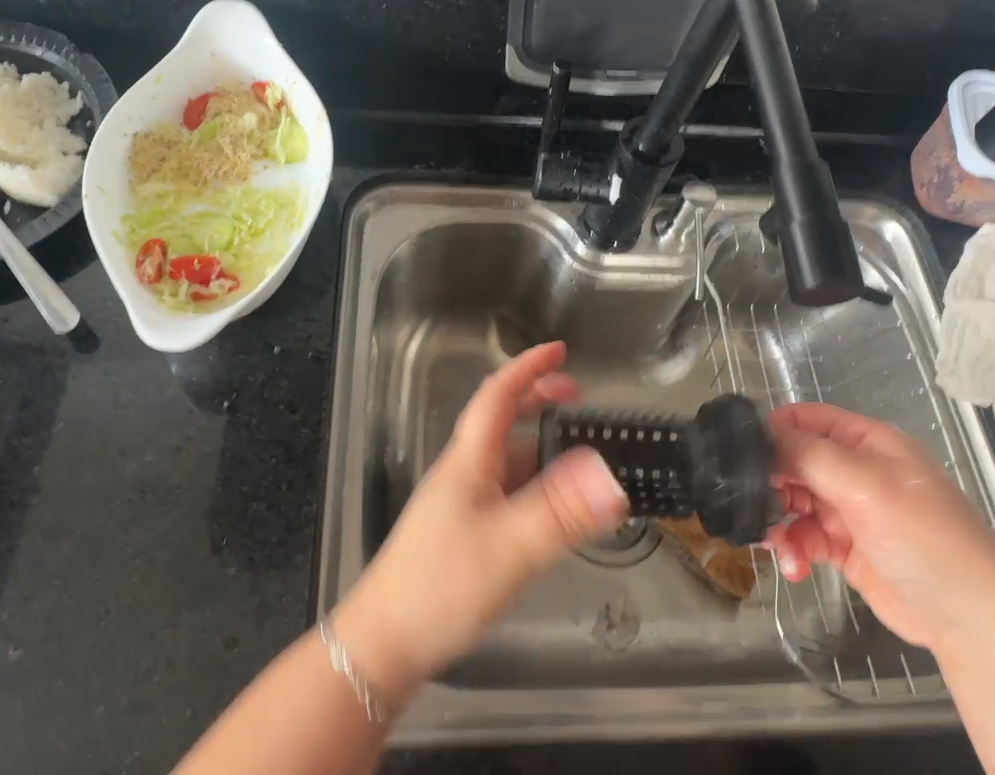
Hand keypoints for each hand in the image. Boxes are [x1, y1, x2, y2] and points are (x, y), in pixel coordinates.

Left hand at [332, 342, 628, 700]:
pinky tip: (554, 510)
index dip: (527, 368)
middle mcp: (462, 475)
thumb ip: (560, 514)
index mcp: (468, 463)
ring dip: (540, 445)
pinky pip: (506, 493)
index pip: (496, 397)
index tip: (559, 350)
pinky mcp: (463, 536)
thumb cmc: (439, 587)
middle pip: (500, 423)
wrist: (383, 644)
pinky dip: (535, 486)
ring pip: (505, 461)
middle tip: (577, 398)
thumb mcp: (508, 549)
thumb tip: (612, 475)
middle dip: (537, 401)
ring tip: (580, 452)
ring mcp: (460, 506)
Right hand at [762, 403, 994, 651]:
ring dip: (777, 524)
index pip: (804, 419)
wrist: (969, 617)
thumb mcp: (866, 486)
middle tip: (753, 507)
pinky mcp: (843, 548)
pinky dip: (793, 551)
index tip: (741, 456)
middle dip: (769, 485)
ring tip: (777, 548)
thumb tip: (760, 438)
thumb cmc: (924, 537)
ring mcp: (848, 510)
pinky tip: (796, 569)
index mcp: (865, 442)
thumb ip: (809, 456)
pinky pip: (802, 539)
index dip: (771, 432)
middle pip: (791, 462)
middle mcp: (854, 470)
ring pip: (791, 504)